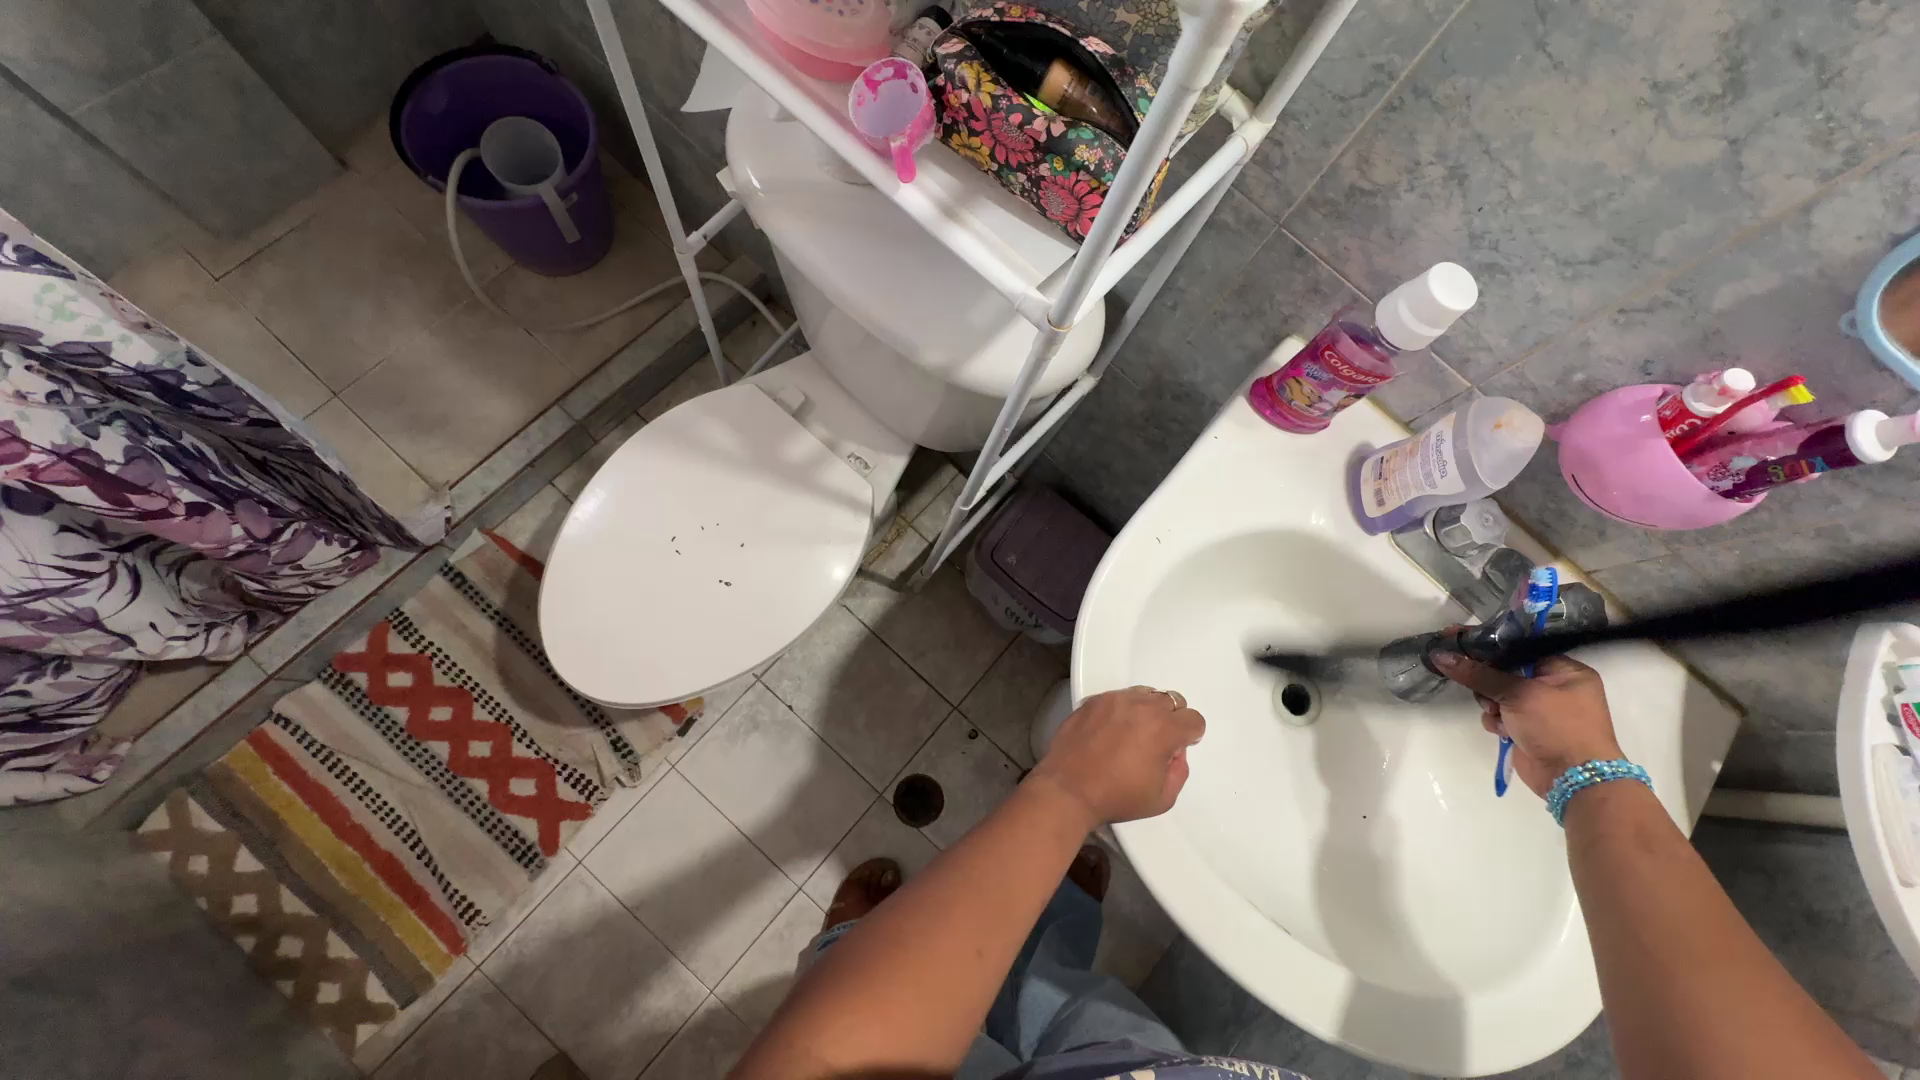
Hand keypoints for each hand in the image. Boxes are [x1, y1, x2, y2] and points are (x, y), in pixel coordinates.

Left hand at [1030, 686, 1205, 825]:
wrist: (1068, 789)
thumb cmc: (1115, 797)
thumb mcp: (1162, 798)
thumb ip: (1179, 771)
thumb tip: (1175, 752)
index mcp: (1163, 729)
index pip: (1193, 719)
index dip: (1190, 735)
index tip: (1177, 747)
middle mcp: (1141, 707)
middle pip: (1171, 701)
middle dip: (1170, 720)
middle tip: (1155, 742)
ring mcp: (1114, 700)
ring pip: (1145, 694)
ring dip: (1146, 710)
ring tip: (1133, 734)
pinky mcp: (1093, 700)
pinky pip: (1118, 696)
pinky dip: (1121, 709)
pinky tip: (1111, 730)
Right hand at [1431, 652, 1621, 798]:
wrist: (1572, 778)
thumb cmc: (1557, 726)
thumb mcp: (1518, 694)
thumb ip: (1478, 673)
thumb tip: (1440, 654)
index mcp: (1566, 671)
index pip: (1519, 648)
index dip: (1488, 644)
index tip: (1456, 638)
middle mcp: (1555, 687)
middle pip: (1504, 671)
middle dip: (1488, 682)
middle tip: (1482, 689)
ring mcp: (1541, 710)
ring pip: (1497, 694)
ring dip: (1491, 704)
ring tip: (1498, 715)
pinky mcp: (1528, 729)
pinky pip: (1499, 715)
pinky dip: (1496, 721)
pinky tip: (1503, 731)